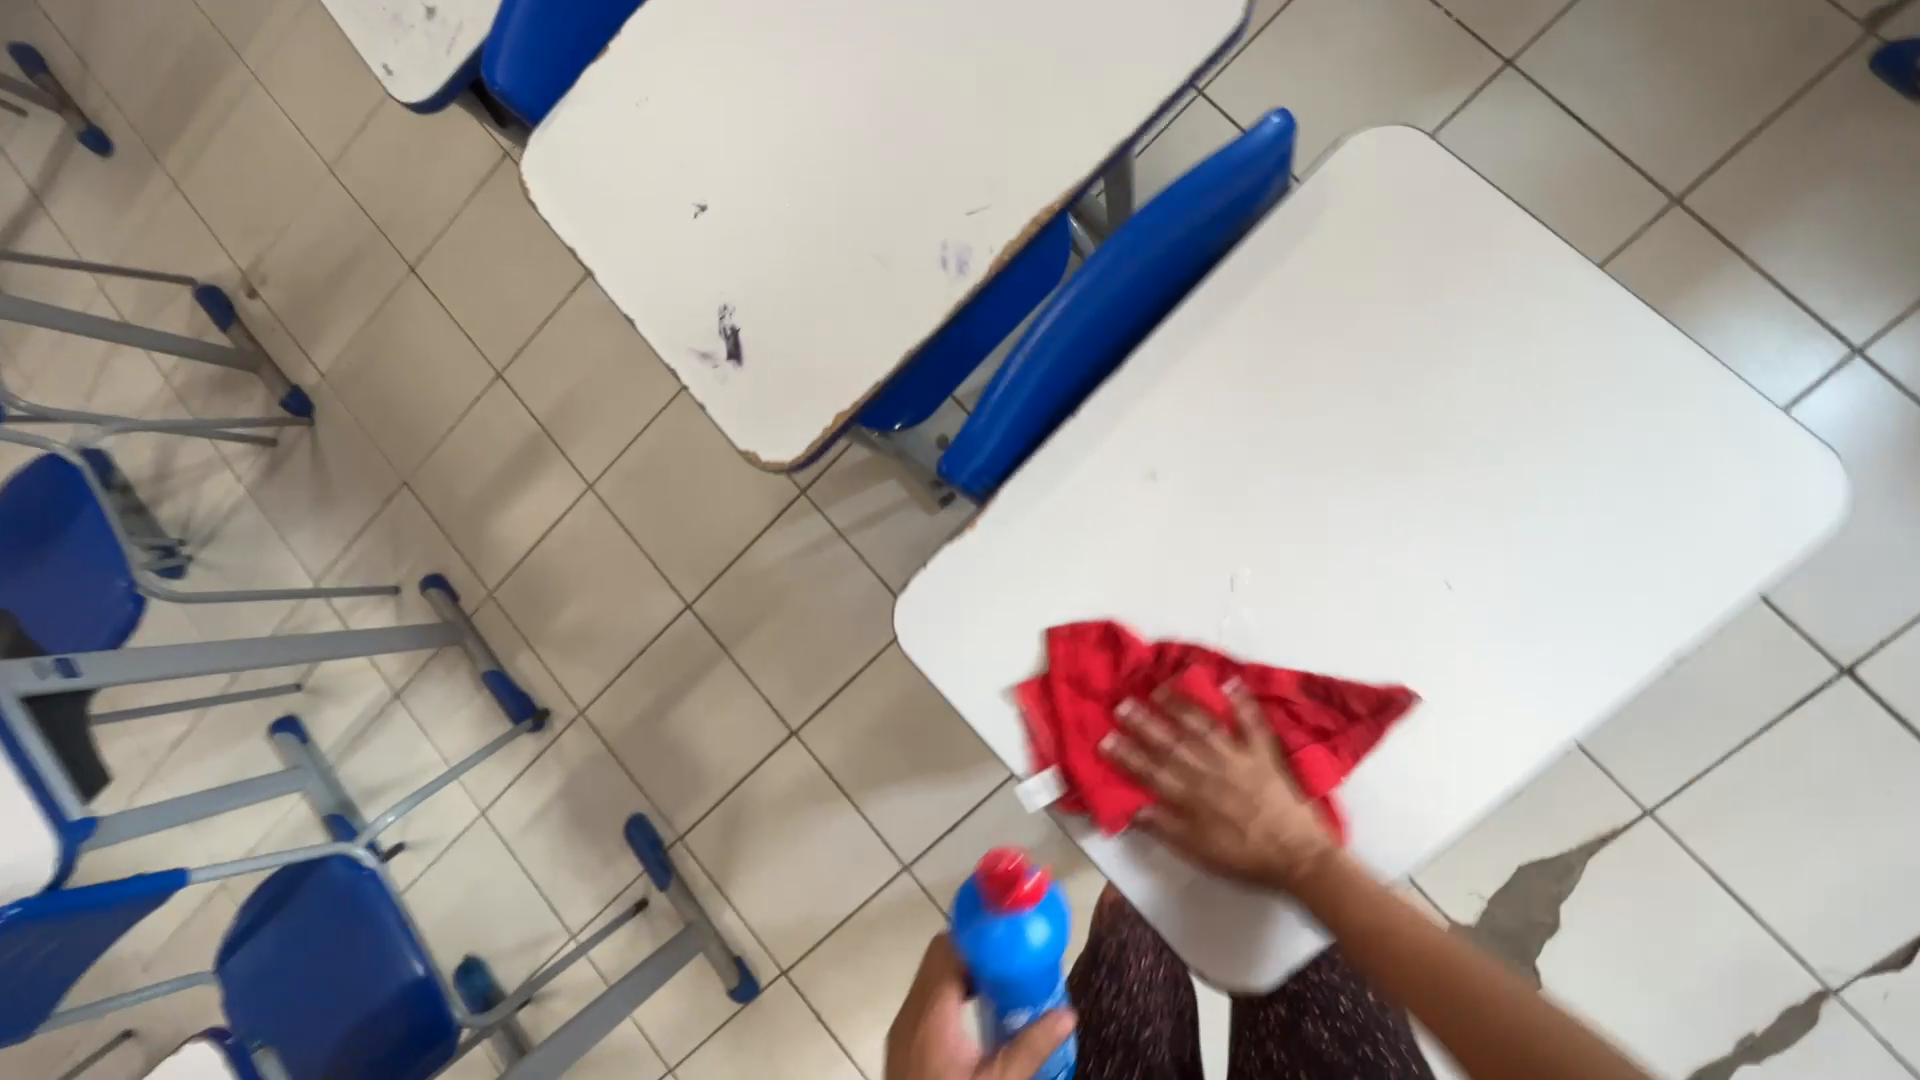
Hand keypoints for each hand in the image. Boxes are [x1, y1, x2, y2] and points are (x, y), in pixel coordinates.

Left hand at [886, 935, 1074, 1079]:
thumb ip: (1031, 1047)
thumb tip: (1068, 1014)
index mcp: (931, 1012)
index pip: (947, 948)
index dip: (979, 939)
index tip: (1011, 941)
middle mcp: (910, 1012)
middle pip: (938, 959)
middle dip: (976, 955)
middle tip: (1012, 964)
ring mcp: (903, 1028)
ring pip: (931, 980)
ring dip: (963, 976)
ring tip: (1002, 987)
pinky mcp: (903, 1045)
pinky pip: (926, 1002)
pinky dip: (951, 997)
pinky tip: (979, 1016)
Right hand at [1102, 679, 1337, 891]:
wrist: (1299, 858)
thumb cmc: (1245, 858)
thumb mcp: (1199, 852)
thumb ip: (1166, 828)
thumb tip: (1134, 808)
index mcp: (1192, 797)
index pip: (1152, 772)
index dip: (1127, 755)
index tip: (1105, 738)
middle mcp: (1210, 771)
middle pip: (1172, 743)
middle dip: (1145, 724)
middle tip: (1122, 704)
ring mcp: (1238, 759)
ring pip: (1203, 727)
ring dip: (1181, 707)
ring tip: (1159, 689)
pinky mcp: (1264, 754)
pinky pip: (1252, 723)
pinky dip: (1241, 702)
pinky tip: (1228, 682)